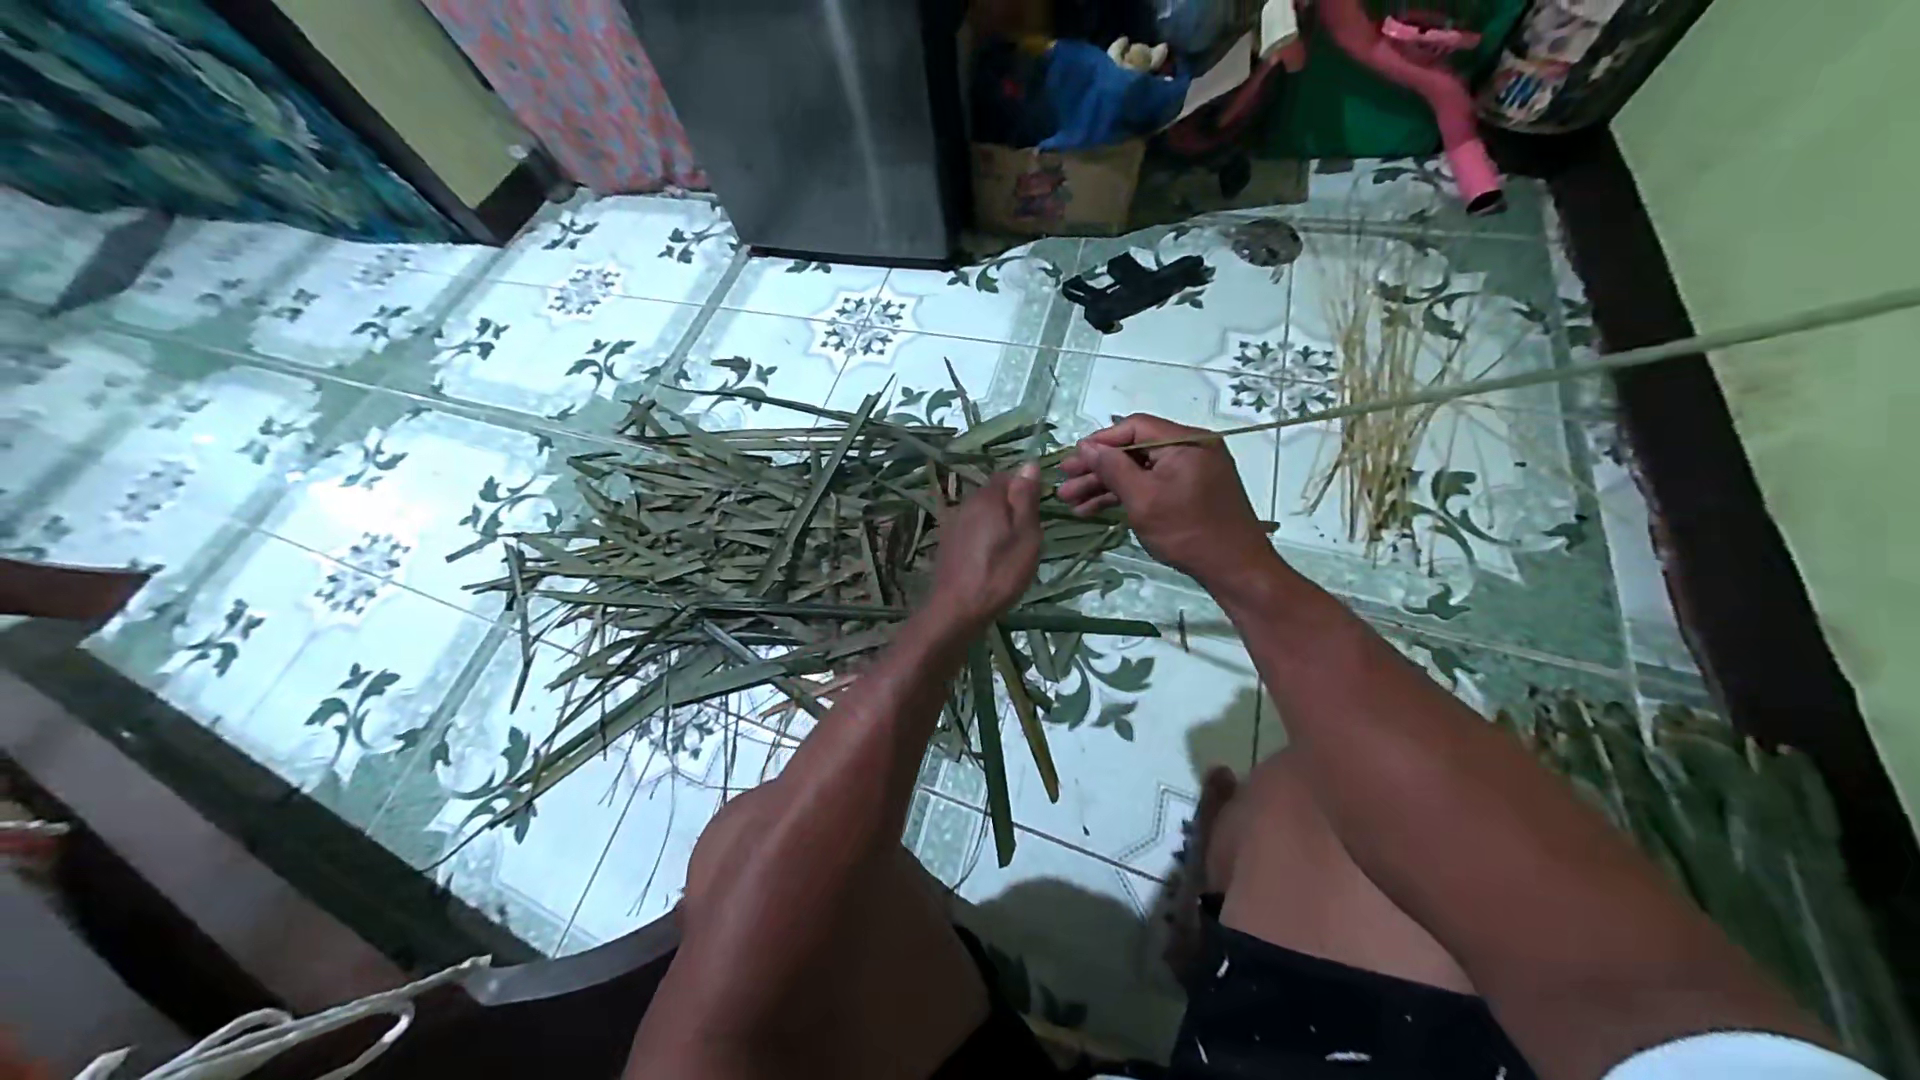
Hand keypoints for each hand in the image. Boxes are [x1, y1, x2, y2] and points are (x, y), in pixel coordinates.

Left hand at [928, 463, 1042, 624]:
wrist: (957, 609)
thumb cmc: (999, 573)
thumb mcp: (1025, 535)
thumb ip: (1026, 499)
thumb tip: (1029, 463)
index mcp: (986, 498)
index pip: (1007, 476)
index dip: (1024, 488)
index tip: (1036, 512)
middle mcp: (965, 505)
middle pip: (992, 495)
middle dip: (1011, 507)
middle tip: (1027, 535)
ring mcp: (952, 525)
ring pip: (981, 513)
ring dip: (997, 524)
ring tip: (1011, 550)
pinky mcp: (947, 545)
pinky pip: (971, 530)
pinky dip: (984, 538)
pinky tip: (991, 559)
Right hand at [1056, 414, 1274, 586]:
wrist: (1234, 569)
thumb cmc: (1187, 531)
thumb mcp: (1143, 498)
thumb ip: (1113, 468)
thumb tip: (1086, 446)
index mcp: (1186, 441)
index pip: (1134, 427)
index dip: (1100, 442)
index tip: (1073, 459)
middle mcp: (1190, 449)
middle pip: (1134, 449)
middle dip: (1097, 468)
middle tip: (1065, 482)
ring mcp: (1191, 471)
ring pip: (1139, 470)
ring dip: (1105, 485)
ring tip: (1071, 502)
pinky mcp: (1189, 492)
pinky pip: (1151, 485)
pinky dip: (1125, 496)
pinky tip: (1094, 509)